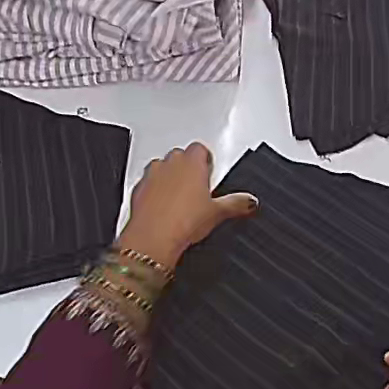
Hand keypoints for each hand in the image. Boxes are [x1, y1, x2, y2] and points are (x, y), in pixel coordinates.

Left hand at [114, 143, 258, 268]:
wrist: (153, 238)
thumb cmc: (182, 221)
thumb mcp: (218, 213)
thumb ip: (237, 203)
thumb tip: (250, 201)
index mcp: (192, 161)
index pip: (201, 149)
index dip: (207, 162)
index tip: (210, 176)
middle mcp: (170, 163)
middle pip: (181, 156)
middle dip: (189, 169)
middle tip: (198, 191)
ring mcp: (151, 175)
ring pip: (163, 169)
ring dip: (170, 179)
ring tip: (181, 202)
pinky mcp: (138, 189)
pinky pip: (149, 184)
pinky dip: (155, 192)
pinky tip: (165, 211)